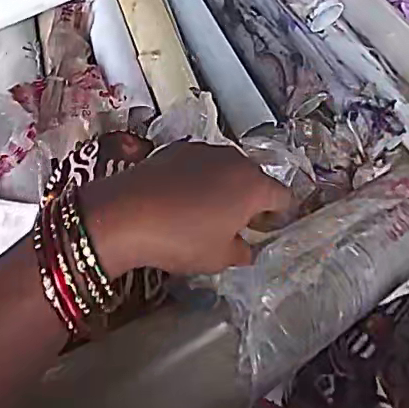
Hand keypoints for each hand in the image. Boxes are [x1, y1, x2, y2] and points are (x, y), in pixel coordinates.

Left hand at [77, 141, 291, 276]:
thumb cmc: (180, 238)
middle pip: (254, 178)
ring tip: (207, 213)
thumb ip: (241, 251)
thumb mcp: (219, 258)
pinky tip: (181, 201)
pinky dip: (196, 179)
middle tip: (240, 225)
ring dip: (223, 187)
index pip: (283, 196)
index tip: (269, 229)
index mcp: (253, 185)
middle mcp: (232, 160)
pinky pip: (197, 165)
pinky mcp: (173, 149)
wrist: (125, 213)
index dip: (280, 215)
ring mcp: (201, 150)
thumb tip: (244, 247)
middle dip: (251, 199)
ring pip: (224, 169)